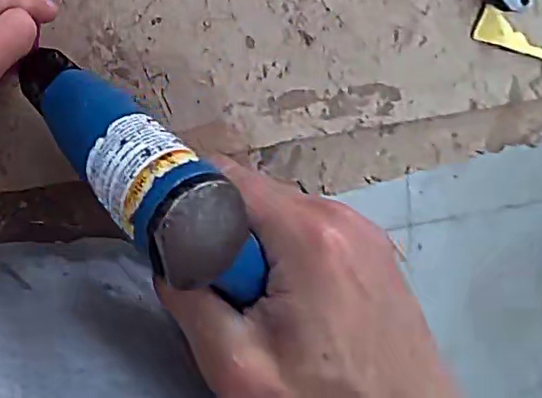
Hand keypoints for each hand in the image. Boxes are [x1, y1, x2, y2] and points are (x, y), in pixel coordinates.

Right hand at [156, 158, 454, 397]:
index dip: (191, 192)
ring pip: (283, 213)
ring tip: (261, 304)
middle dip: (227, 229)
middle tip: (222, 285)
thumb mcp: (238, 366)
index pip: (227, 174)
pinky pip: (314, 231)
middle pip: (256, 194)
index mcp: (308, 231)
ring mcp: (365, 231)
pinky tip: (296, 306)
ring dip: (259, 244)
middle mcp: (341, 216)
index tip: (172, 225)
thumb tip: (164, 260)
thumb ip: (189, 301)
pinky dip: (291, 254)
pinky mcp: (377, 252)